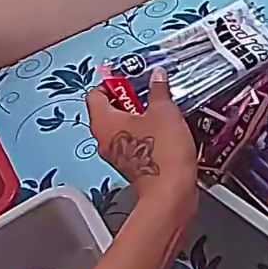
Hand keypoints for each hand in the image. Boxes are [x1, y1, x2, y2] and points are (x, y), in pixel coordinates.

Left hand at [87, 70, 198, 209]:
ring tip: (159, 110)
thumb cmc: (161, 153)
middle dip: (128, 99)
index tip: (130, 79)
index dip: (112, 83)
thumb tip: (157, 77)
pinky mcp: (131, 165)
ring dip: (138, 116)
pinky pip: (131, 142)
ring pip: (120, 127)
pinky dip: (143, 133)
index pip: (96, 94)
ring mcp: (116, 154)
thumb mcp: (164, 111)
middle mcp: (104, 139)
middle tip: (148, 93)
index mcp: (104, 121)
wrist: (171, 191)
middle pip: (108, 110)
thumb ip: (158, 90)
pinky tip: (163, 131)